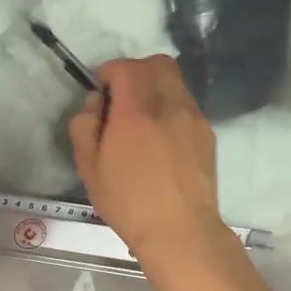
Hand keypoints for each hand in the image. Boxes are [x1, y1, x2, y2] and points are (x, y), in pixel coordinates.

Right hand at [68, 56, 231, 269]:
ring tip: (136, 122)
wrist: (178, 227)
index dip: (108, 72)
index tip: (98, 93)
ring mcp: (193, 117)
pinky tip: (155, 139)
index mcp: (137, 113)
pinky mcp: (206, 131)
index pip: (127, 67)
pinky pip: (184, 103)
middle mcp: (170, 105)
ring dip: (152, 89)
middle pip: (158, 63)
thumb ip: (85, 127)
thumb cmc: (125, 200)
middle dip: (134, 72)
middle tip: (117, 100)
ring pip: (174, 81)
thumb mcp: (88, 166)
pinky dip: (166, 106)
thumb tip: (96, 105)